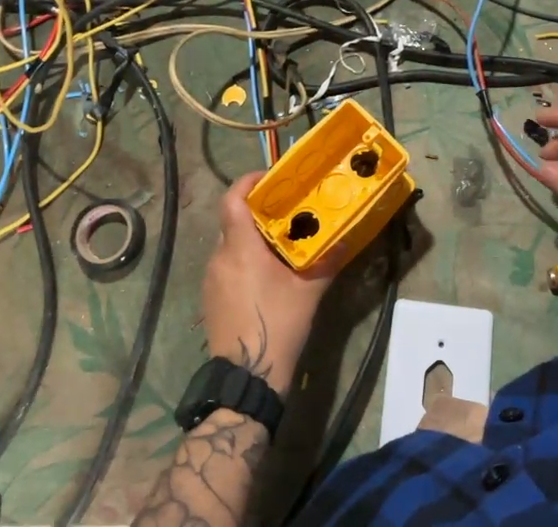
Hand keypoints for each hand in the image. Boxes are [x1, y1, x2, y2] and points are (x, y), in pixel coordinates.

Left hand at [201, 171, 336, 391]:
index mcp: (241, 249)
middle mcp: (220, 258)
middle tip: (287, 211)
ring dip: (252, 237)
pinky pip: (227, 265)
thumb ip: (326, 261)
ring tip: (281, 243)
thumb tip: (345, 239)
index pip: (232, 199)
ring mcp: (211, 279)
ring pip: (230, 244)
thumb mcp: (309, 292)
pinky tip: (267, 274)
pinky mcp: (211, 297)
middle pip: (233, 220)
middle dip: (258, 212)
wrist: (248, 378)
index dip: (248, 182)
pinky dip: (244, 259)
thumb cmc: (278, 325)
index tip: (271, 178)